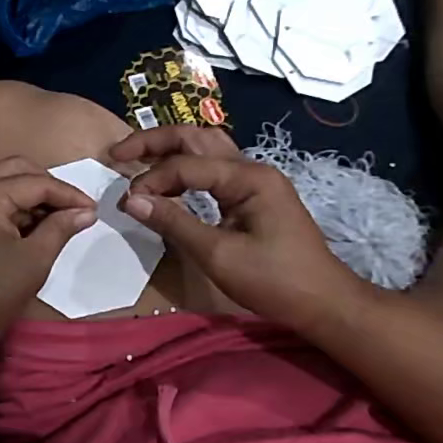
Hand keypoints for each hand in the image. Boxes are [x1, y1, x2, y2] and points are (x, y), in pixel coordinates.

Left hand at [0, 157, 96, 376]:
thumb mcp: (33, 260)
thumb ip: (60, 228)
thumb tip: (86, 211)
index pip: (35, 182)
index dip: (68, 194)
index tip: (95, 210)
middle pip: (15, 170)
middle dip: (48, 186)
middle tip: (75, 209)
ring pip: (4, 184)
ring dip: (33, 197)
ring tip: (62, 219)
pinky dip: (17, 208)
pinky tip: (39, 226)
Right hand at [109, 126, 376, 334]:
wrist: (326, 304)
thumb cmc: (275, 281)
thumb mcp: (217, 255)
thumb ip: (172, 222)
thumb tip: (130, 200)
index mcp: (248, 177)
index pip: (185, 165)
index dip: (151, 180)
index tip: (126, 202)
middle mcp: (252, 168)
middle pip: (196, 138)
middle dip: (154, 142)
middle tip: (117, 154)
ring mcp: (255, 180)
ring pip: (205, 149)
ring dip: (169, 151)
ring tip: (136, 161)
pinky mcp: (253, 196)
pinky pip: (212, 170)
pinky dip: (184, 171)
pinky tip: (167, 185)